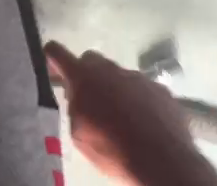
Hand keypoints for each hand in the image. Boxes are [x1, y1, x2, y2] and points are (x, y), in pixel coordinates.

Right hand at [46, 43, 216, 185]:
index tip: (52, 66)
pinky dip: (141, 101)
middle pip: (92, 60)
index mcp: (82, 76)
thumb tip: (80, 98)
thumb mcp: (78, 133)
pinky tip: (147, 124)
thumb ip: (74, 107)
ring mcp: (138, 77)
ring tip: (125, 118)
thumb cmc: (113, 150)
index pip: (58, 52)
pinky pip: (145, 90)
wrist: (163, 164)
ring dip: (117, 89)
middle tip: (92, 99)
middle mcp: (109, 69)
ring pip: (120, 76)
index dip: (53, 57)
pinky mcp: (162, 91)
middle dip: (89, 75)